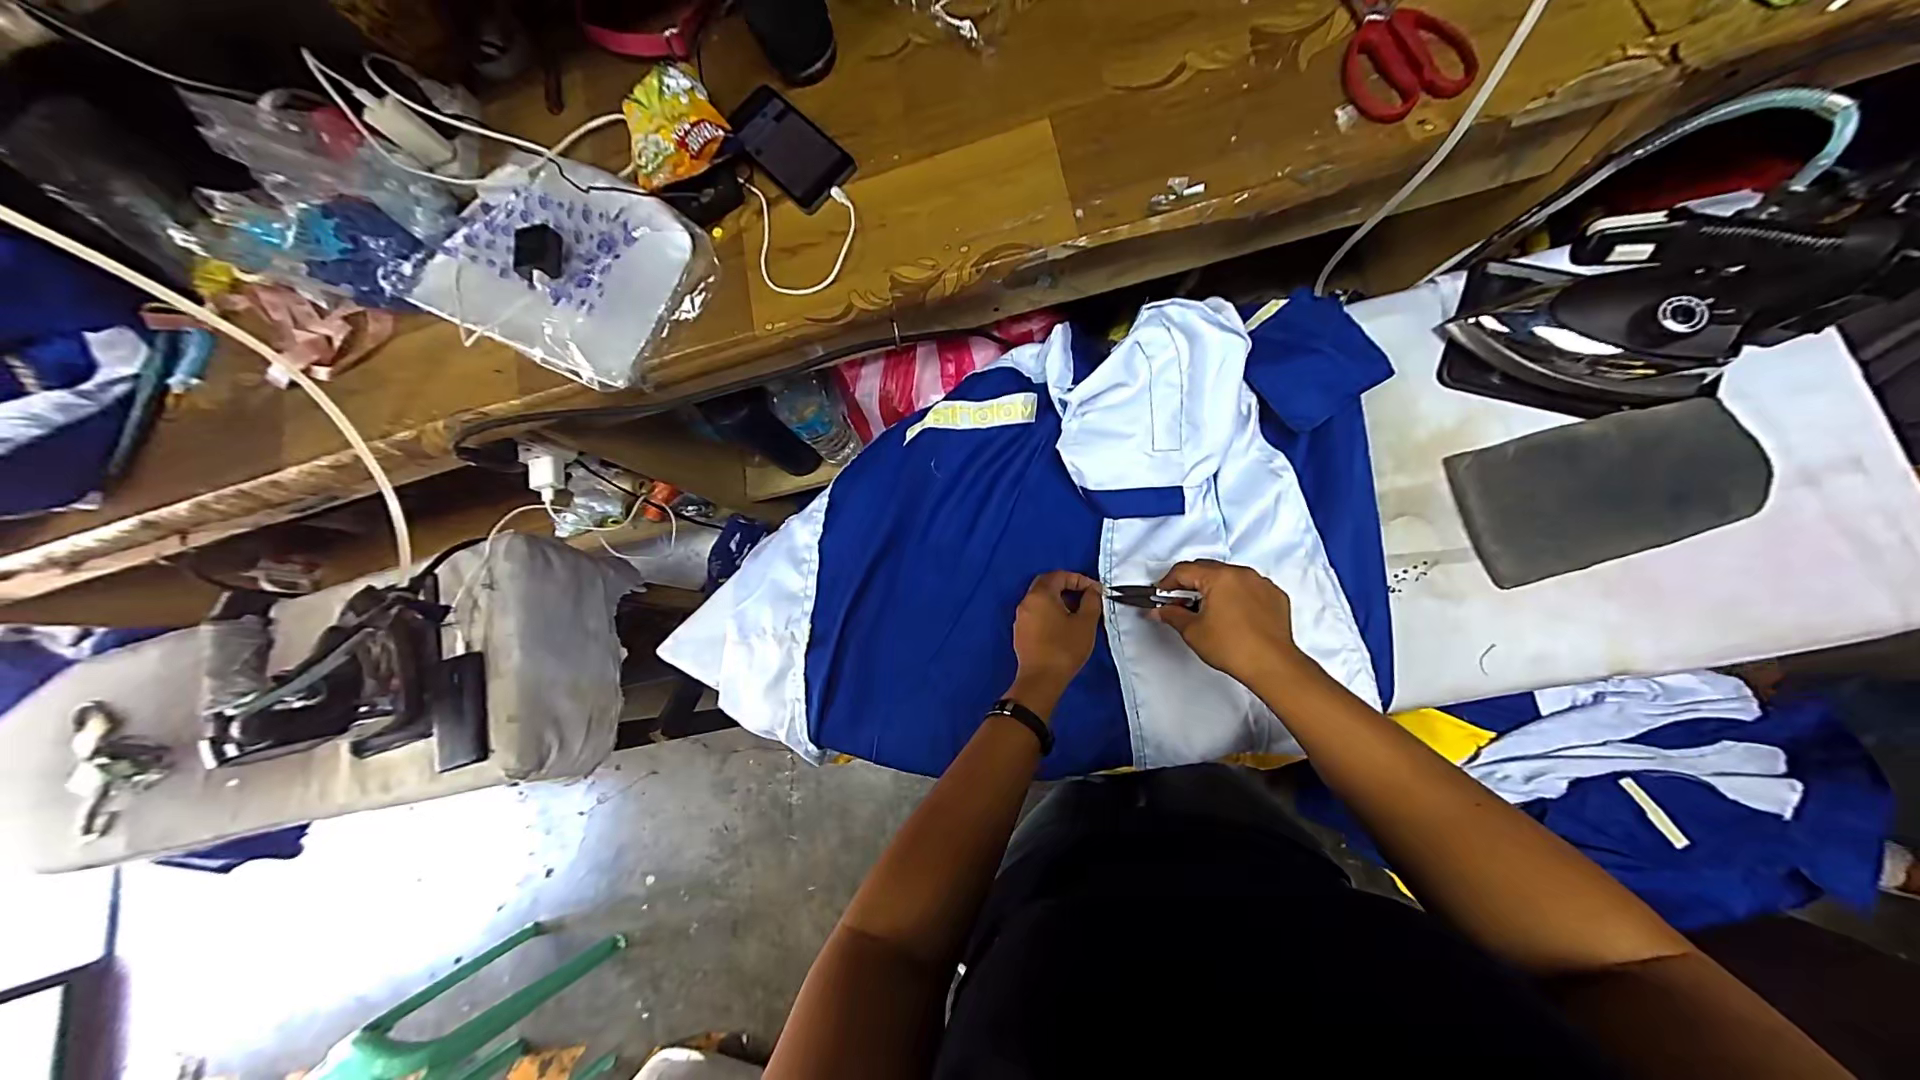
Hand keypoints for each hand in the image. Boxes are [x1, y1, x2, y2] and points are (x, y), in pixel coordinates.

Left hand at [1007, 571, 1102, 715]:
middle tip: (1085, 597)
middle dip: (1067, 586)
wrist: (1041, 679)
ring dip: (1058, 599)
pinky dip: (1049, 611)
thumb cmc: (1065, 648)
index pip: (1059, 575)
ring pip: (1040, 599)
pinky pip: (1035, 613)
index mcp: (1040, 595)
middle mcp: (1026, 602)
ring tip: (1076, 612)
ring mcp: (1020, 617)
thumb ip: (1091, 601)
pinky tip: (1062, 625)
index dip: (1079, 579)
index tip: (1095, 591)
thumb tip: (1092, 590)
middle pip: (1046, 584)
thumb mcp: (1085, 622)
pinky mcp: (1020, 631)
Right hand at [1147, 560, 1310, 688]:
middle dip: (1189, 583)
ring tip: (1205, 610)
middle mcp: (1242, 574)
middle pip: (1206, 569)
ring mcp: (1261, 583)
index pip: (1183, 571)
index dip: (1167, 583)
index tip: (1161, 594)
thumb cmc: (1236, 648)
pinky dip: (1236, 595)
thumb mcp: (1192, 631)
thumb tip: (1161, 611)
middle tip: (1178, 602)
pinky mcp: (1274, 596)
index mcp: (1219, 577)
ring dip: (1213, 587)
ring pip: (1228, 576)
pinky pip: (1249, 587)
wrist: (1271, 665)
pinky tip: (1230, 614)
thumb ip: (1172, 615)